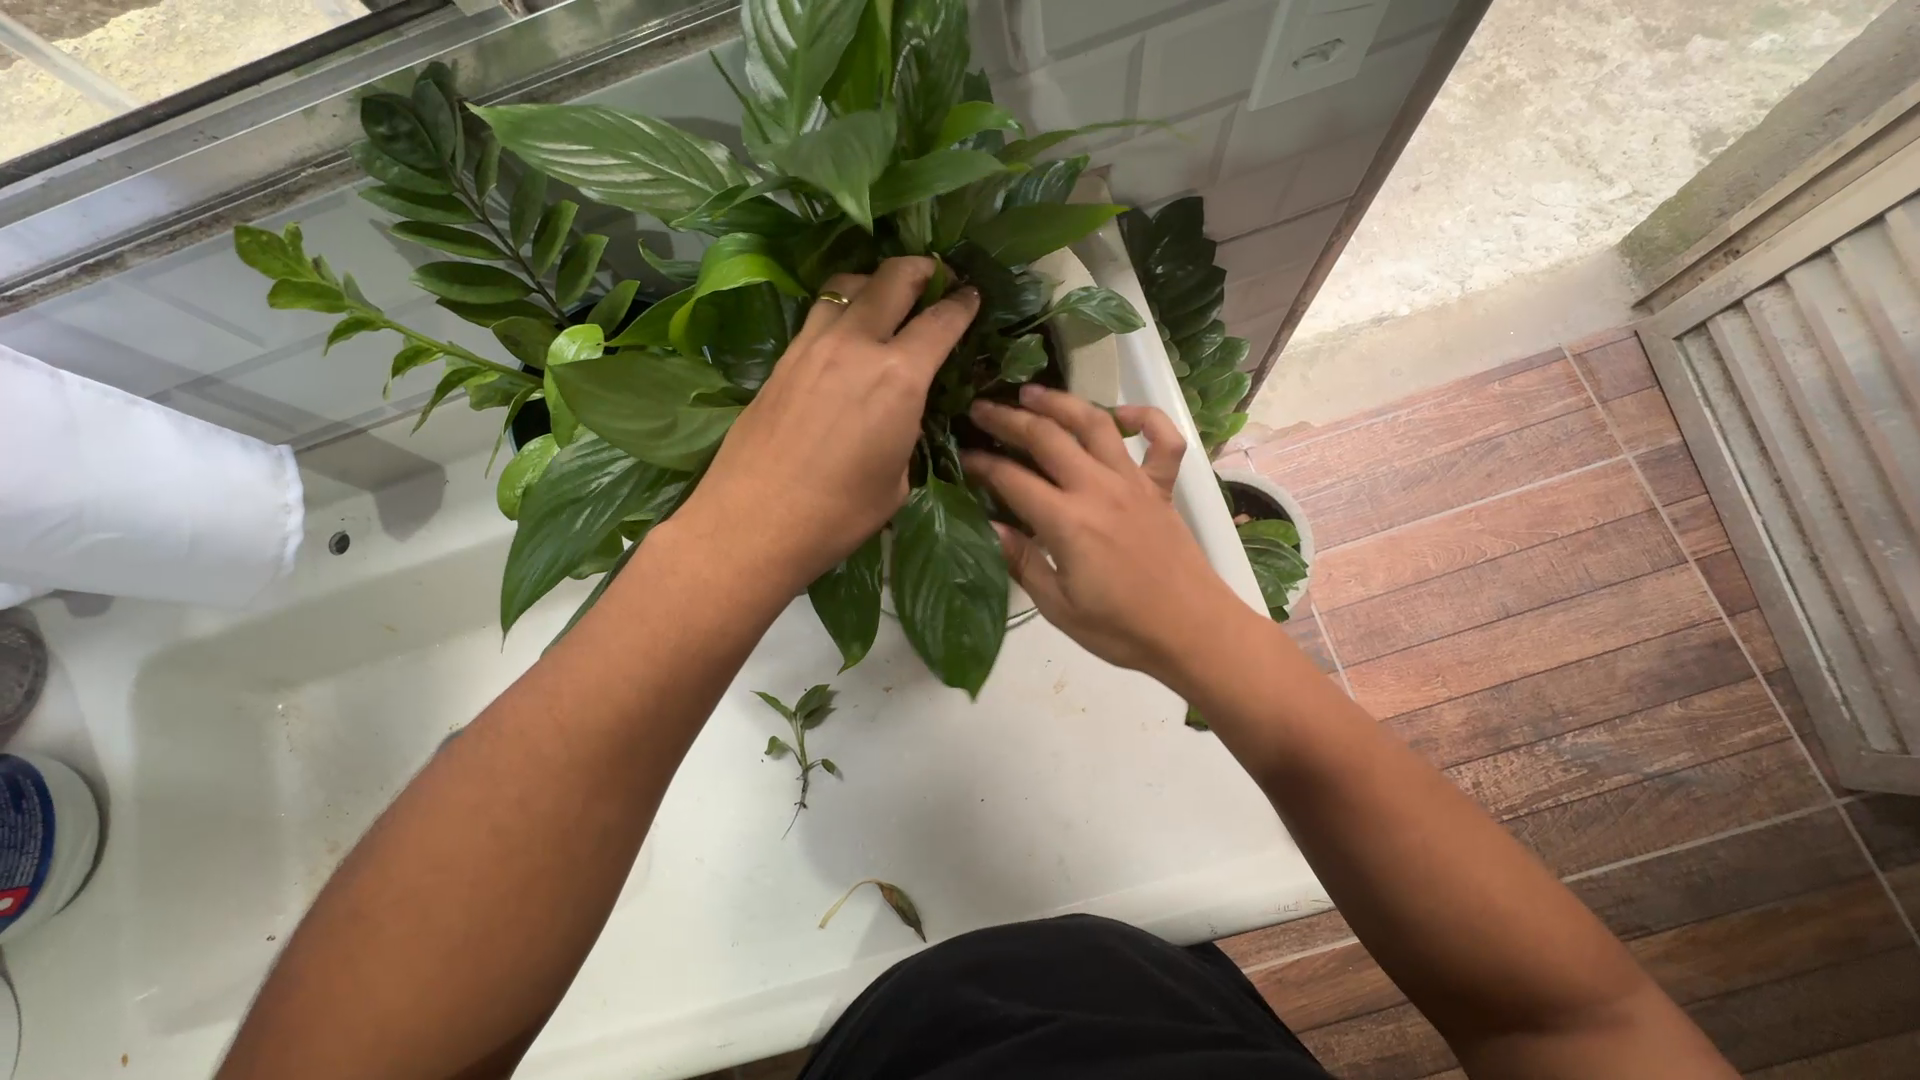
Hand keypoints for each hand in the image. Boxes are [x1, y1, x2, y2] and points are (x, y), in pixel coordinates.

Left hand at [673, 257, 979, 588]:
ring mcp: (813, 345)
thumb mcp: (898, 479)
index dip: (962, 304)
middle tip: (935, 274)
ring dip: (874, 281)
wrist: (753, 522)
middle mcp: (857, 344)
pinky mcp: (782, 358)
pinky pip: (819, 314)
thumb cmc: (838, 515)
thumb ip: (906, 431)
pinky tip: (846, 331)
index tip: (972, 295)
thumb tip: (901, 414)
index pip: (941, 320)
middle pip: (893, 278)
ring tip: (886, 295)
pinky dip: (841, 308)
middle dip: (922, 269)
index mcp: (899, 376)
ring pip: (848, 285)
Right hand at [961, 385, 1253, 682]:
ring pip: (1095, 424)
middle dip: (1008, 419)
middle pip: (1047, 437)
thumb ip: (1023, 562)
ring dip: (1060, 403)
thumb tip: (992, 527)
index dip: (981, 464)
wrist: (1193, 632)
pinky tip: (1120, 415)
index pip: (1012, 479)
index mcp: (1067, 522)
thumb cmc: (1121, 629)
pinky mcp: (1162, 488)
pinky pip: (1162, 440)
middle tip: (981, 408)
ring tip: (1031, 392)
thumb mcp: (1059, 607)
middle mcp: (1098, 489)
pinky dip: (1144, 418)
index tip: (961, 455)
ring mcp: (1134, 483)